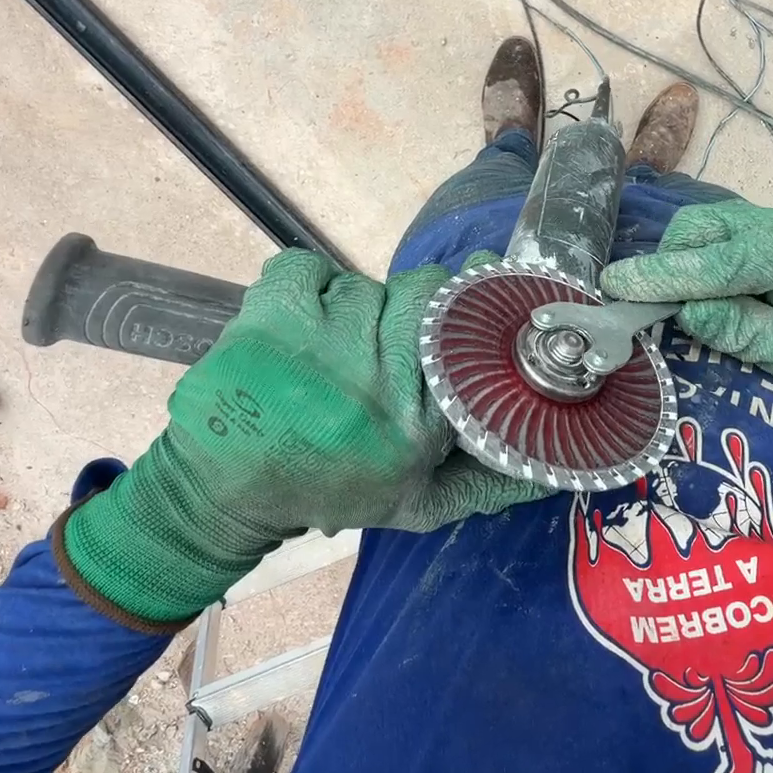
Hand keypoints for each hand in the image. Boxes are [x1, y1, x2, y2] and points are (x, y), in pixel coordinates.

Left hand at [65, 250, 550, 621]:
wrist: (222, 498)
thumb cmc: (332, 490)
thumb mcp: (419, 504)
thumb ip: (485, 484)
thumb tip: (550, 472)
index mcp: (421, 425)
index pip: (466, 328)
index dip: (478, 290)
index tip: (483, 275)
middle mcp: (382, 384)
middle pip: (421, 292)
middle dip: (412, 301)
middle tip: (392, 326)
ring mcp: (323, 351)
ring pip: (362, 285)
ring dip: (351, 304)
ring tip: (335, 341)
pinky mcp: (268, 326)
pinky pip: (303, 267)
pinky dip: (303, 280)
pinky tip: (301, 312)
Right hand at [600, 201, 772, 416]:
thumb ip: (735, 328)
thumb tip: (682, 310)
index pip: (708, 263)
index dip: (658, 276)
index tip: (614, 286)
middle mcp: (771, 224)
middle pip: (695, 230)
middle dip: (666, 263)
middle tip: (655, 308)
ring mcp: (767, 223)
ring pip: (699, 227)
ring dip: (678, 259)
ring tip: (680, 301)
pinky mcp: (762, 232)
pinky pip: (712, 234)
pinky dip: (693, 256)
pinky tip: (699, 287)